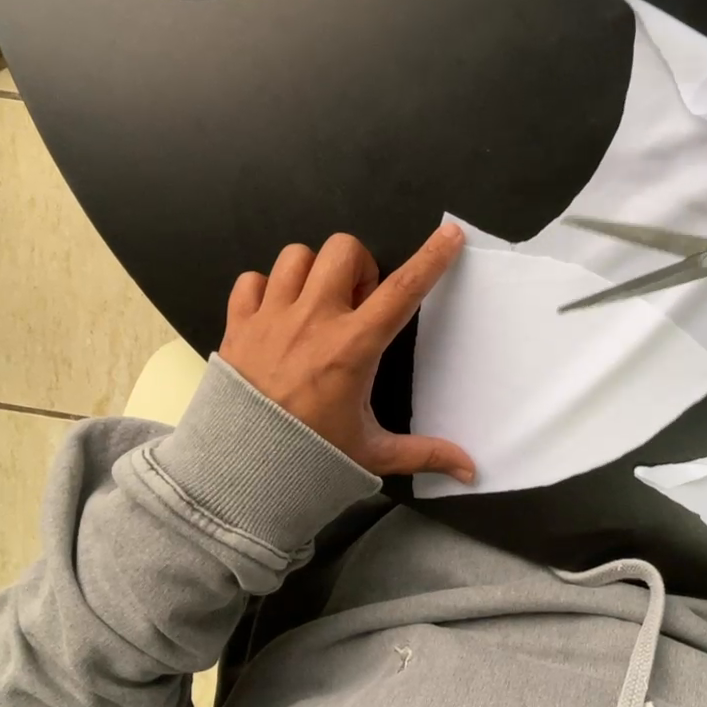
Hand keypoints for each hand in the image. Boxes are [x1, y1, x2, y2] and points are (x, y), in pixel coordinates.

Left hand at [219, 225, 475, 482]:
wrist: (239, 470)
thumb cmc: (310, 457)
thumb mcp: (373, 453)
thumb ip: (424, 453)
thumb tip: (470, 469)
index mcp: (352, 348)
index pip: (402, 291)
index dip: (431, 259)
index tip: (449, 236)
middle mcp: (313, 321)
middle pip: (344, 250)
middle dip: (360, 266)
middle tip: (359, 303)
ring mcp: (271, 318)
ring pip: (296, 255)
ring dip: (314, 272)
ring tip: (317, 306)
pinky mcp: (237, 324)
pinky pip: (252, 279)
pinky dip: (266, 288)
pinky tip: (277, 316)